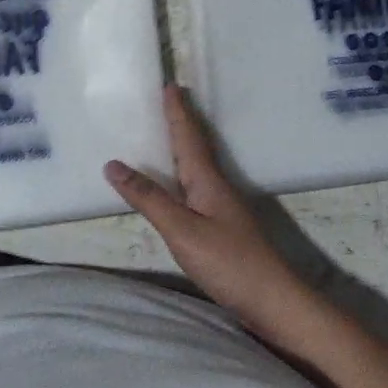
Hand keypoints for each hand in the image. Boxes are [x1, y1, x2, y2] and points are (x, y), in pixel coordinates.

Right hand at [104, 85, 308, 331]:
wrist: (274, 302)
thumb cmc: (228, 262)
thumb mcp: (181, 230)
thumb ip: (148, 198)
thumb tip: (113, 163)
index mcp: (206, 179)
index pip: (187, 137)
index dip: (177, 112)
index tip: (169, 84)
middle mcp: (216, 186)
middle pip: (195, 146)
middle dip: (180, 122)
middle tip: (165, 99)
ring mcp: (222, 207)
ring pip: (196, 166)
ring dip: (182, 146)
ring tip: (165, 132)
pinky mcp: (223, 227)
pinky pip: (196, 187)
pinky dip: (182, 174)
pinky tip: (176, 184)